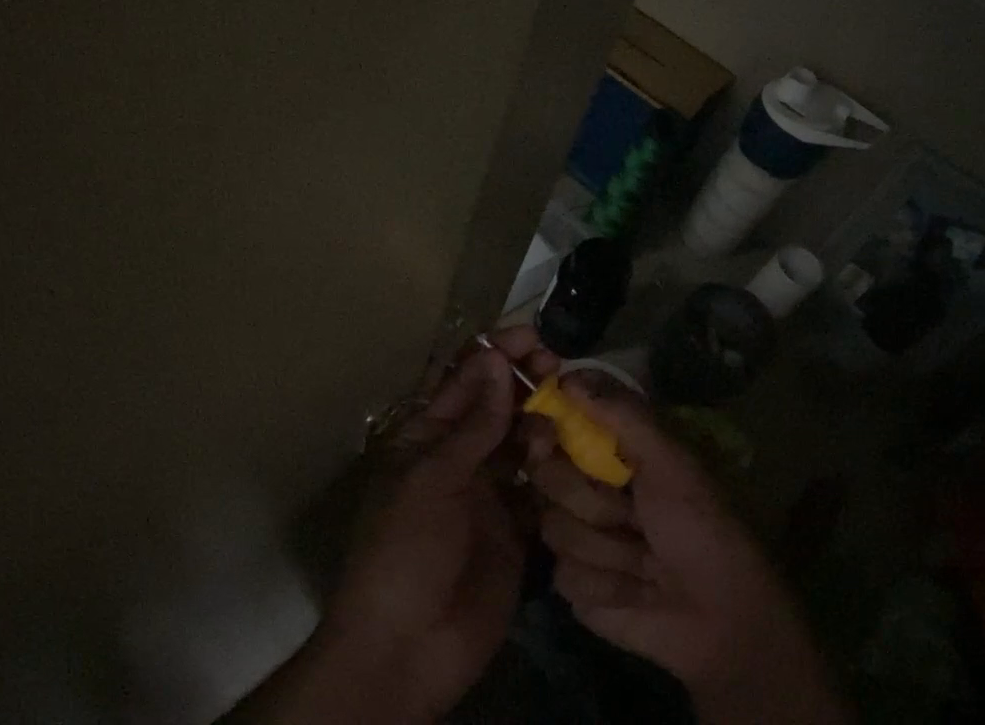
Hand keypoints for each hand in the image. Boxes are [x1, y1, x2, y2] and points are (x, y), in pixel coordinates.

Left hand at [312, 327, 546, 719]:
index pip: (462, 384)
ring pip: (523, 445)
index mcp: (424, 441)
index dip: (494, 356)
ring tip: (568, 413)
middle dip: (526, 385)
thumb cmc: (405, 551)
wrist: (408, 648)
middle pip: (497, 410)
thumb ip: (471, 425)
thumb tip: (497, 362)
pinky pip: (541, 490)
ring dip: (544, 425)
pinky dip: (558, 472)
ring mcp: (489, 496)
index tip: (531, 336)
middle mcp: (459, 460)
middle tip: (559, 369)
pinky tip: (579, 457)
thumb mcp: (431, 480)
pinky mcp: (517, 532)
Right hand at [522, 389, 851, 724]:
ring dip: (606, 548)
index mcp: (610, 453)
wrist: (721, 617)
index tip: (546, 436)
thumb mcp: (671, 462)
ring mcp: (578, 538)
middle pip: (544, 476)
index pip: (552, 427)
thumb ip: (622, 414)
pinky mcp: (577, 586)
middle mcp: (586, 488)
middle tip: (632, 514)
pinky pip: (564, 575)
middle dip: (591, 499)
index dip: (543, 431)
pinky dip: (606, 584)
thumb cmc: (701, 528)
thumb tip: (568, 375)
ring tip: (646, 559)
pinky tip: (636, 590)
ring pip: (552, 528)